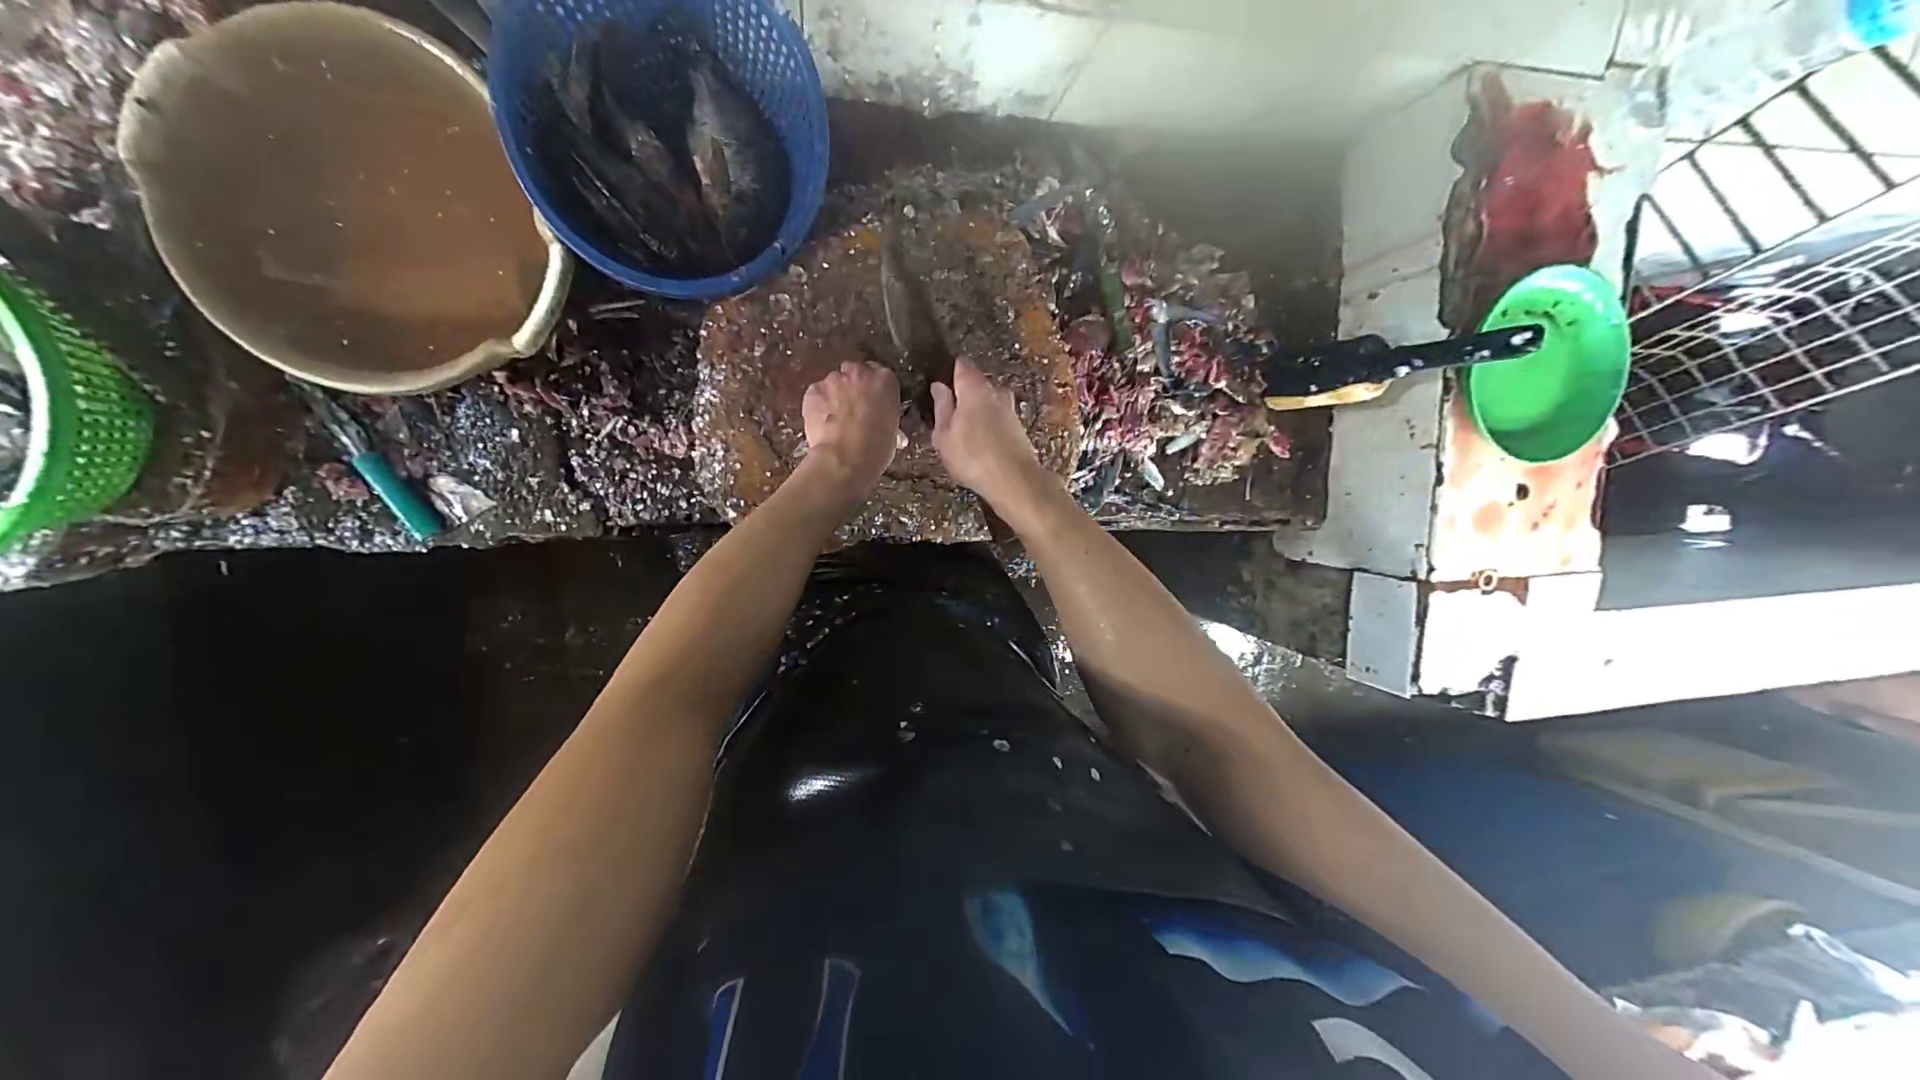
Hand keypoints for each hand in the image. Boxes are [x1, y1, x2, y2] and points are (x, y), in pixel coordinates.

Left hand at [800, 360, 901, 499]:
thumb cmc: (876, 449)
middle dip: (853, 386)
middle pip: (854, 371)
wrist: (845, 459)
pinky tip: (822, 422)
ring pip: (834, 382)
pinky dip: (818, 404)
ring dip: (835, 395)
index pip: (880, 374)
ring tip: (834, 418)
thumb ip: (887, 421)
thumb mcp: (892, 434)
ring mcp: (834, 380)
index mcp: (885, 381)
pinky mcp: (813, 390)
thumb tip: (894, 434)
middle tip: (853, 408)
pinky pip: (816, 393)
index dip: (874, 389)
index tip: (872, 401)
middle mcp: (860, 373)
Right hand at [931, 357, 1050, 519]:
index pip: (963, 366)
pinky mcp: (1019, 427)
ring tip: (966, 428)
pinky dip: (991, 423)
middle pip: (979, 382)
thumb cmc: (972, 457)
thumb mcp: (944, 436)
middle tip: (950, 410)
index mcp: (974, 390)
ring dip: (980, 408)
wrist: (1014, 480)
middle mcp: (995, 393)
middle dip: (966, 391)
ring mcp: (1010, 409)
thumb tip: (939, 387)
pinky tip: (983, 440)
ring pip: (992, 400)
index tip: (943, 384)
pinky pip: (1000, 417)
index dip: (952, 371)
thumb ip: (941, 408)